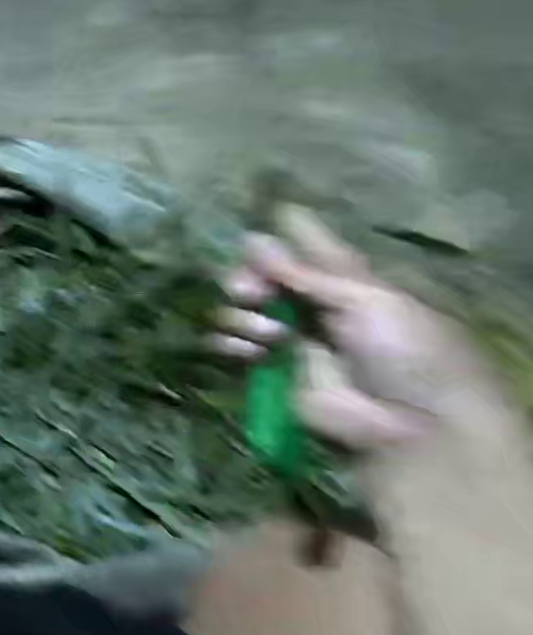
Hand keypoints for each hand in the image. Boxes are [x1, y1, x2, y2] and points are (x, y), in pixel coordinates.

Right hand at [210, 205, 510, 451]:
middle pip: (261, 278)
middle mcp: (315, 307)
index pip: (315, 252)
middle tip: (247, 290)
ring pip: (236, 309)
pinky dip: (228, 343)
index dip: (294, 234)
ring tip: (268, 334)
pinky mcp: (265, 367)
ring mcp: (287, 338)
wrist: (406, 423)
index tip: (273, 211)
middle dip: (245, 279)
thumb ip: (307, 273)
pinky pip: (226, 344)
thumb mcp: (371, 301)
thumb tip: (253, 238)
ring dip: (241, 316)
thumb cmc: (409, 354)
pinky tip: (248, 351)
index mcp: (352, 287)